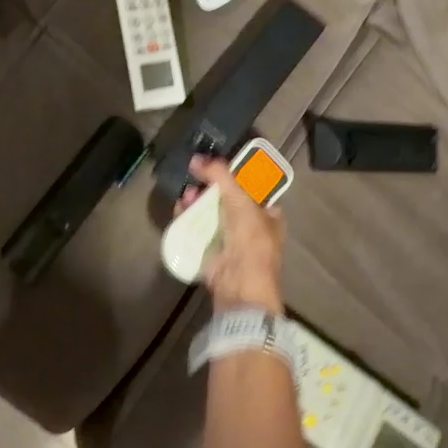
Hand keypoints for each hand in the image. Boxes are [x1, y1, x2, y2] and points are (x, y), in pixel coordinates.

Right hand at [176, 155, 286, 314]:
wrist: (240, 288)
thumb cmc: (250, 242)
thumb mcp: (241, 202)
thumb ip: (221, 176)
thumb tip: (197, 158)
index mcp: (268, 215)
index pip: (250, 188)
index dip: (232, 175)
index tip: (212, 165)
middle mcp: (250, 226)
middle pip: (225, 198)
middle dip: (208, 187)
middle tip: (195, 178)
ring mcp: (230, 240)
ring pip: (209, 212)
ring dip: (196, 201)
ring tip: (186, 195)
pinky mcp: (211, 250)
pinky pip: (197, 228)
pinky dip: (188, 217)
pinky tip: (180, 209)